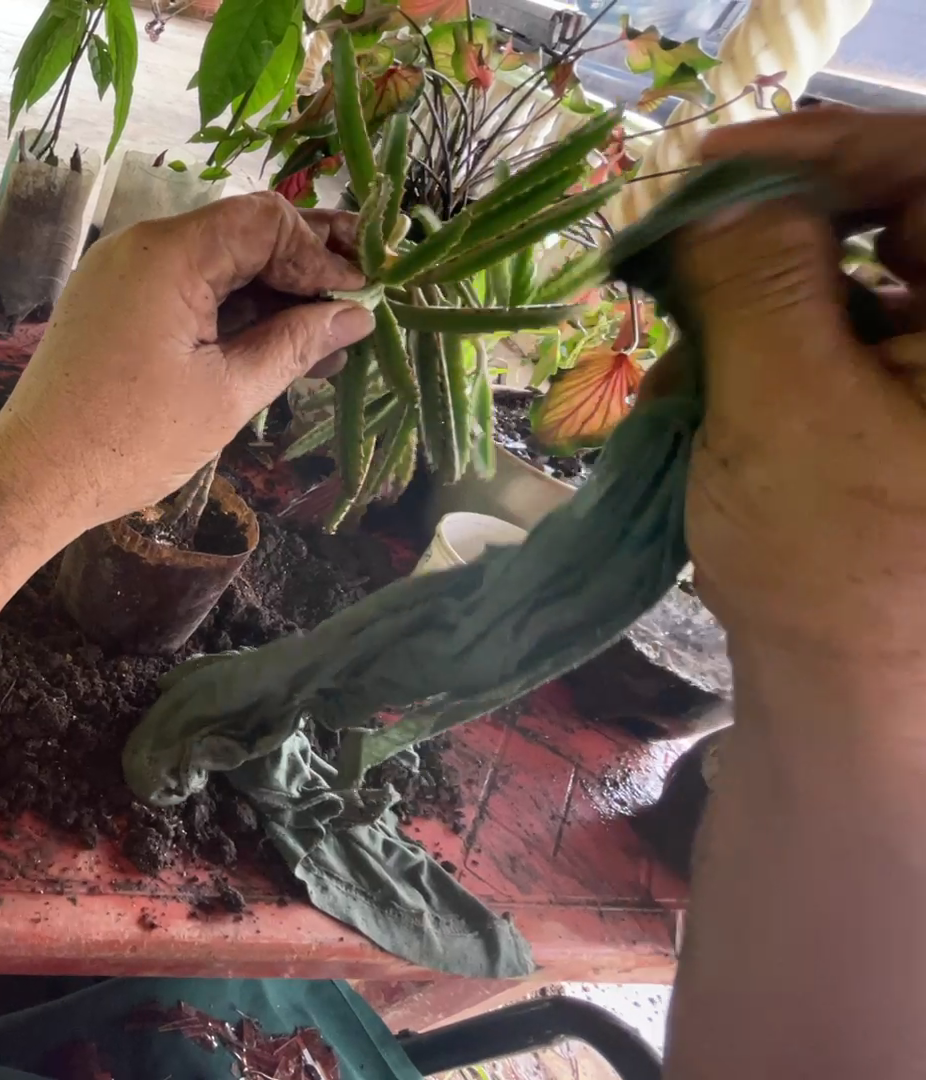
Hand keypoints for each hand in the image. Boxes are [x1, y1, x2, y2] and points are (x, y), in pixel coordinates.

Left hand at [0, 192, 374, 537]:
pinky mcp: (104, 310)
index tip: (360, 298)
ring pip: (207, 271)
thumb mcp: (226, 395)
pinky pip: (175, 296)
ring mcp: (113, 279)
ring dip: (261, 302)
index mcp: (166, 253)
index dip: (320, 254)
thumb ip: (294, 345)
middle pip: (236, 239)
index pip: (265, 221)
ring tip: (315, 345)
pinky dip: (218, 318)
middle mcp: (135, 249)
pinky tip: (259, 350)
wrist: (33, 479)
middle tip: (351, 309)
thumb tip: (353, 315)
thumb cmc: (130, 442)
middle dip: (297, 275)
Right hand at [678, 111, 925, 677]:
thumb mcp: (782, 414)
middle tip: (671, 248)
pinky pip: (841, 322)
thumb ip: (758, 292)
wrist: (849, 668)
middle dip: (777, 225)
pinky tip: (707, 374)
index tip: (700, 162)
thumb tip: (714, 200)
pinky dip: (762, 333)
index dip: (824, 146)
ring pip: (862, 269)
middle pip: (907, 212)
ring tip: (678, 346)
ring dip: (754, 292)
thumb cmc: (829, 553)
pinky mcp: (918, 386)